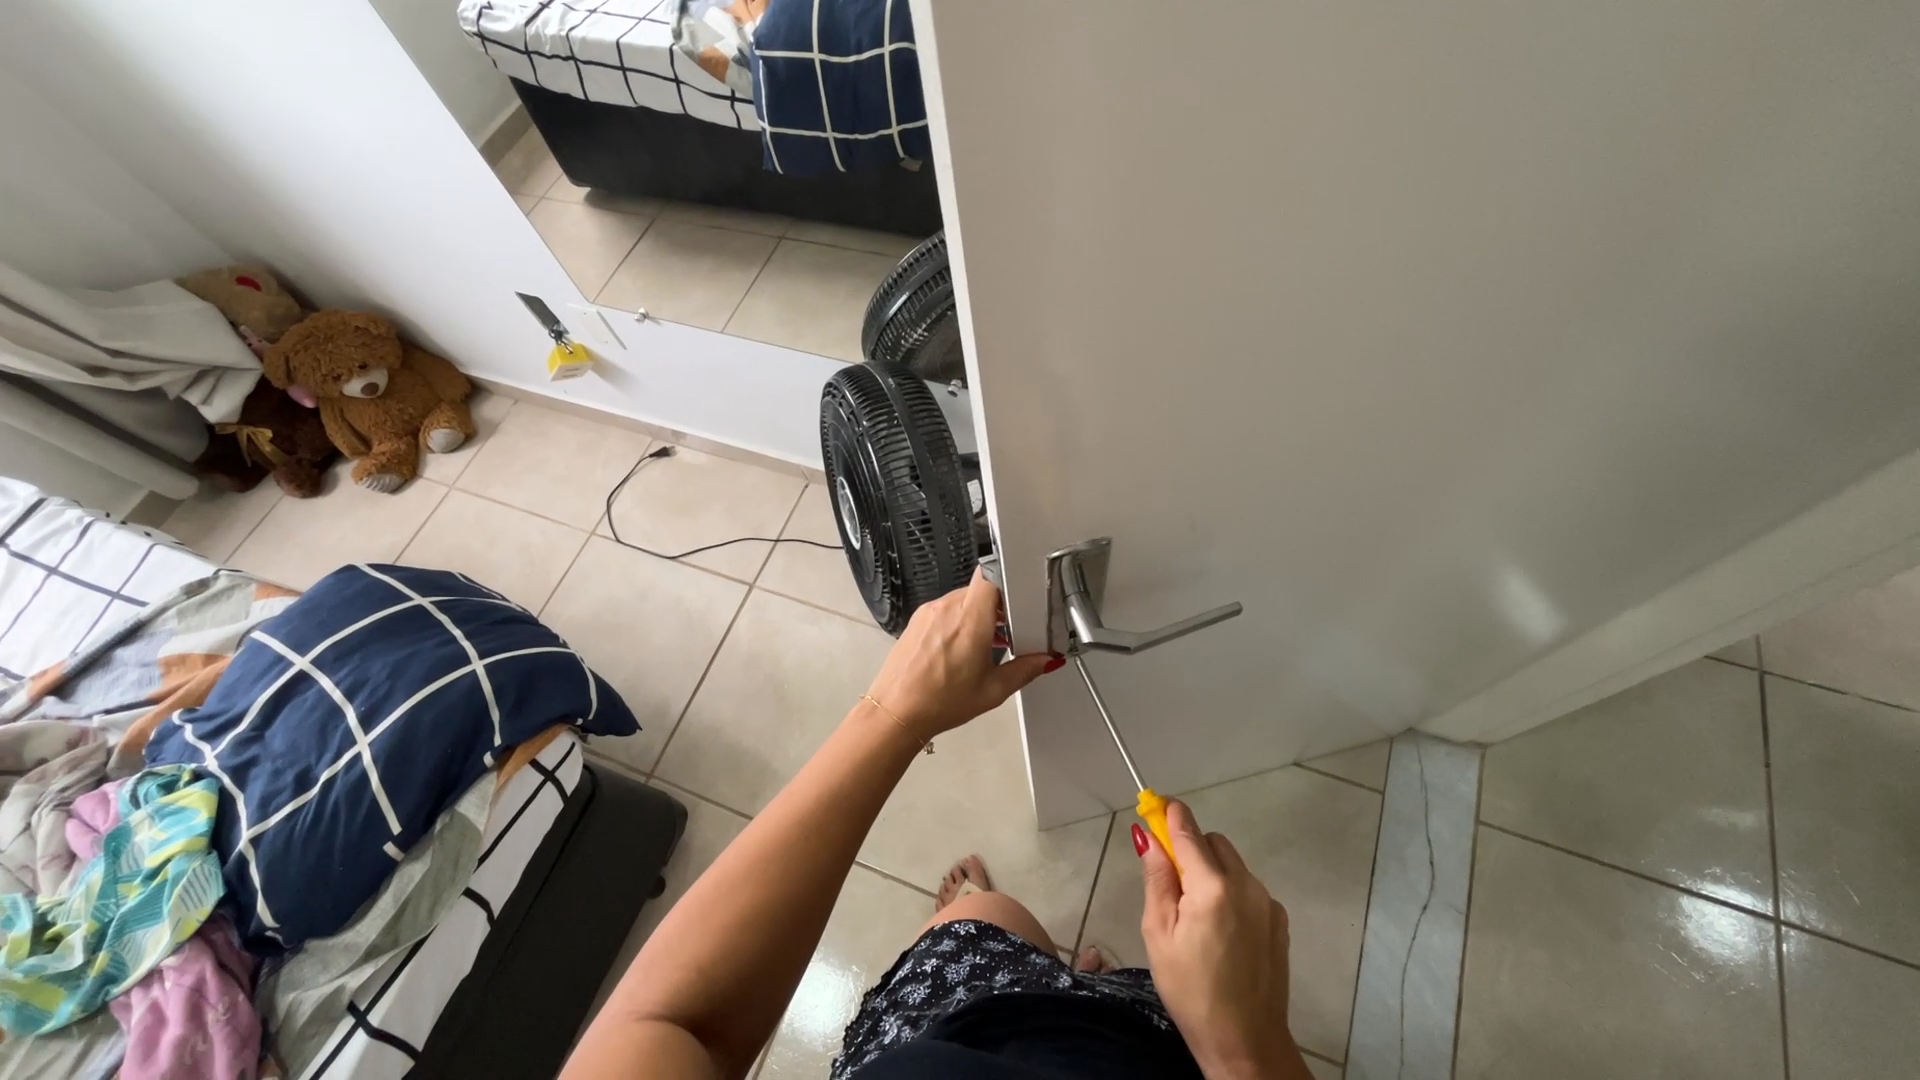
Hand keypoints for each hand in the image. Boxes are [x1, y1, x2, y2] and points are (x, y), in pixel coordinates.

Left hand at [863, 568, 1060, 738]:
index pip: (990, 575)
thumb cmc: (939, 702)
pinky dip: (957, 620)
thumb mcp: (992, 690)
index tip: (1017, 599)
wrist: (897, 712)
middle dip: (996, 604)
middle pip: (979, 587)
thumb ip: (1025, 670)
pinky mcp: (916, 620)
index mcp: (970, 620)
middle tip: (1007, 628)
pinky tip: (962, 647)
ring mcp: (928, 612)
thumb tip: (1045, 660)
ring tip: (985, 642)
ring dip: (976, 612)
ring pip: (961, 598)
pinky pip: (944, 609)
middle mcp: (947, 608)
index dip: (1007, 581)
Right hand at [1140, 800, 1308, 1079]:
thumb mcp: (1159, 934)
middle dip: (1190, 847)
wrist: (1247, 1043)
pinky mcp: (1279, 920)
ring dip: (1211, 870)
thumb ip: (1157, 879)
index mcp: (1212, 887)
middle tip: (1170, 879)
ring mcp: (1268, 902)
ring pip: (1232, 864)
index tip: (1154, 803)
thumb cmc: (1190, 990)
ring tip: (1195, 914)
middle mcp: (1246, 885)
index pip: (1188, 831)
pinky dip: (1230, 892)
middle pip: (1213, 842)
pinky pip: (1248, 887)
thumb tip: (1147, 836)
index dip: (1169, 814)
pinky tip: (1220, 930)